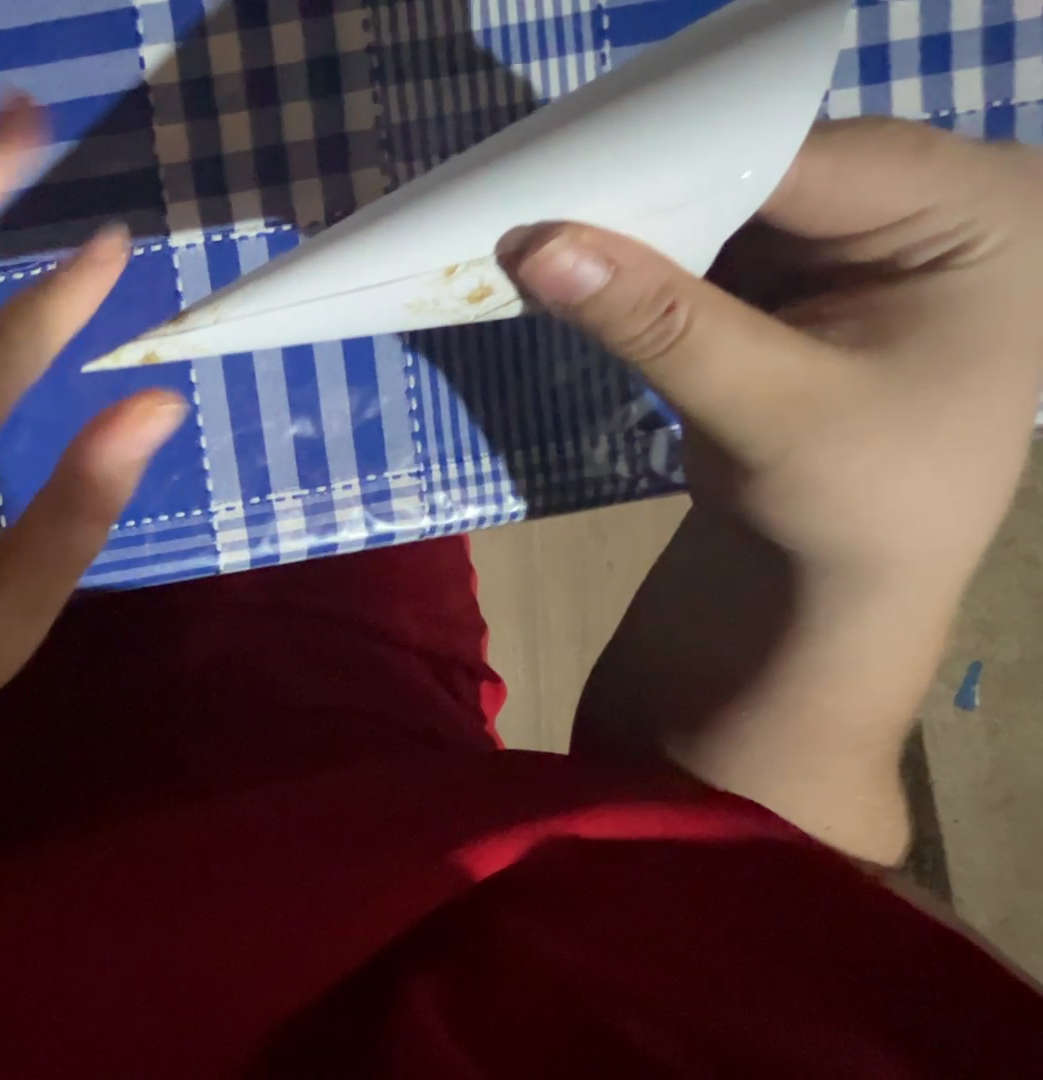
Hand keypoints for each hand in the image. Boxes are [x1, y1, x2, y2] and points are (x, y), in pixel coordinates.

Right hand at [503, 118, 1042, 608]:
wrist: (839, 568)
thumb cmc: (853, 499)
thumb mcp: (763, 408)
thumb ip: (654, 322)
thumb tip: (533, 246)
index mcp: (979, 211)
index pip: (809, 158)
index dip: (682, 168)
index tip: (561, 187)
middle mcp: (921, 202)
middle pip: (757, 169)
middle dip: (648, 197)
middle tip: (534, 211)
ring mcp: (845, 238)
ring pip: (714, 206)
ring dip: (628, 231)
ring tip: (538, 240)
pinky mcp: (783, 276)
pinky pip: (693, 247)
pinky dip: (631, 264)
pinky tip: (572, 272)